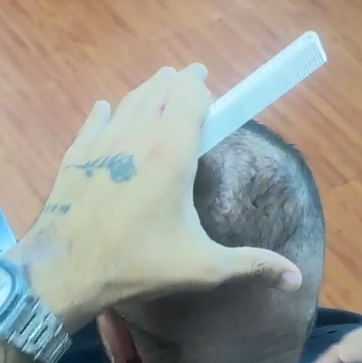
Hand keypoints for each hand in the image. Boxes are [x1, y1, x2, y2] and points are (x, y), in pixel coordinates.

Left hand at [19, 66, 302, 329]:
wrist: (65, 271)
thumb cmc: (138, 264)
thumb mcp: (202, 267)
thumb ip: (251, 264)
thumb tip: (296, 278)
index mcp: (172, 152)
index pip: (192, 95)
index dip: (204, 91)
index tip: (213, 98)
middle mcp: (137, 135)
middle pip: (161, 88)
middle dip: (179, 84)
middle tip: (190, 87)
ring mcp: (102, 142)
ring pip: (129, 100)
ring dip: (147, 92)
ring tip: (158, 90)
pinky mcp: (75, 155)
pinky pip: (94, 120)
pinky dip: (107, 113)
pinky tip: (107, 111)